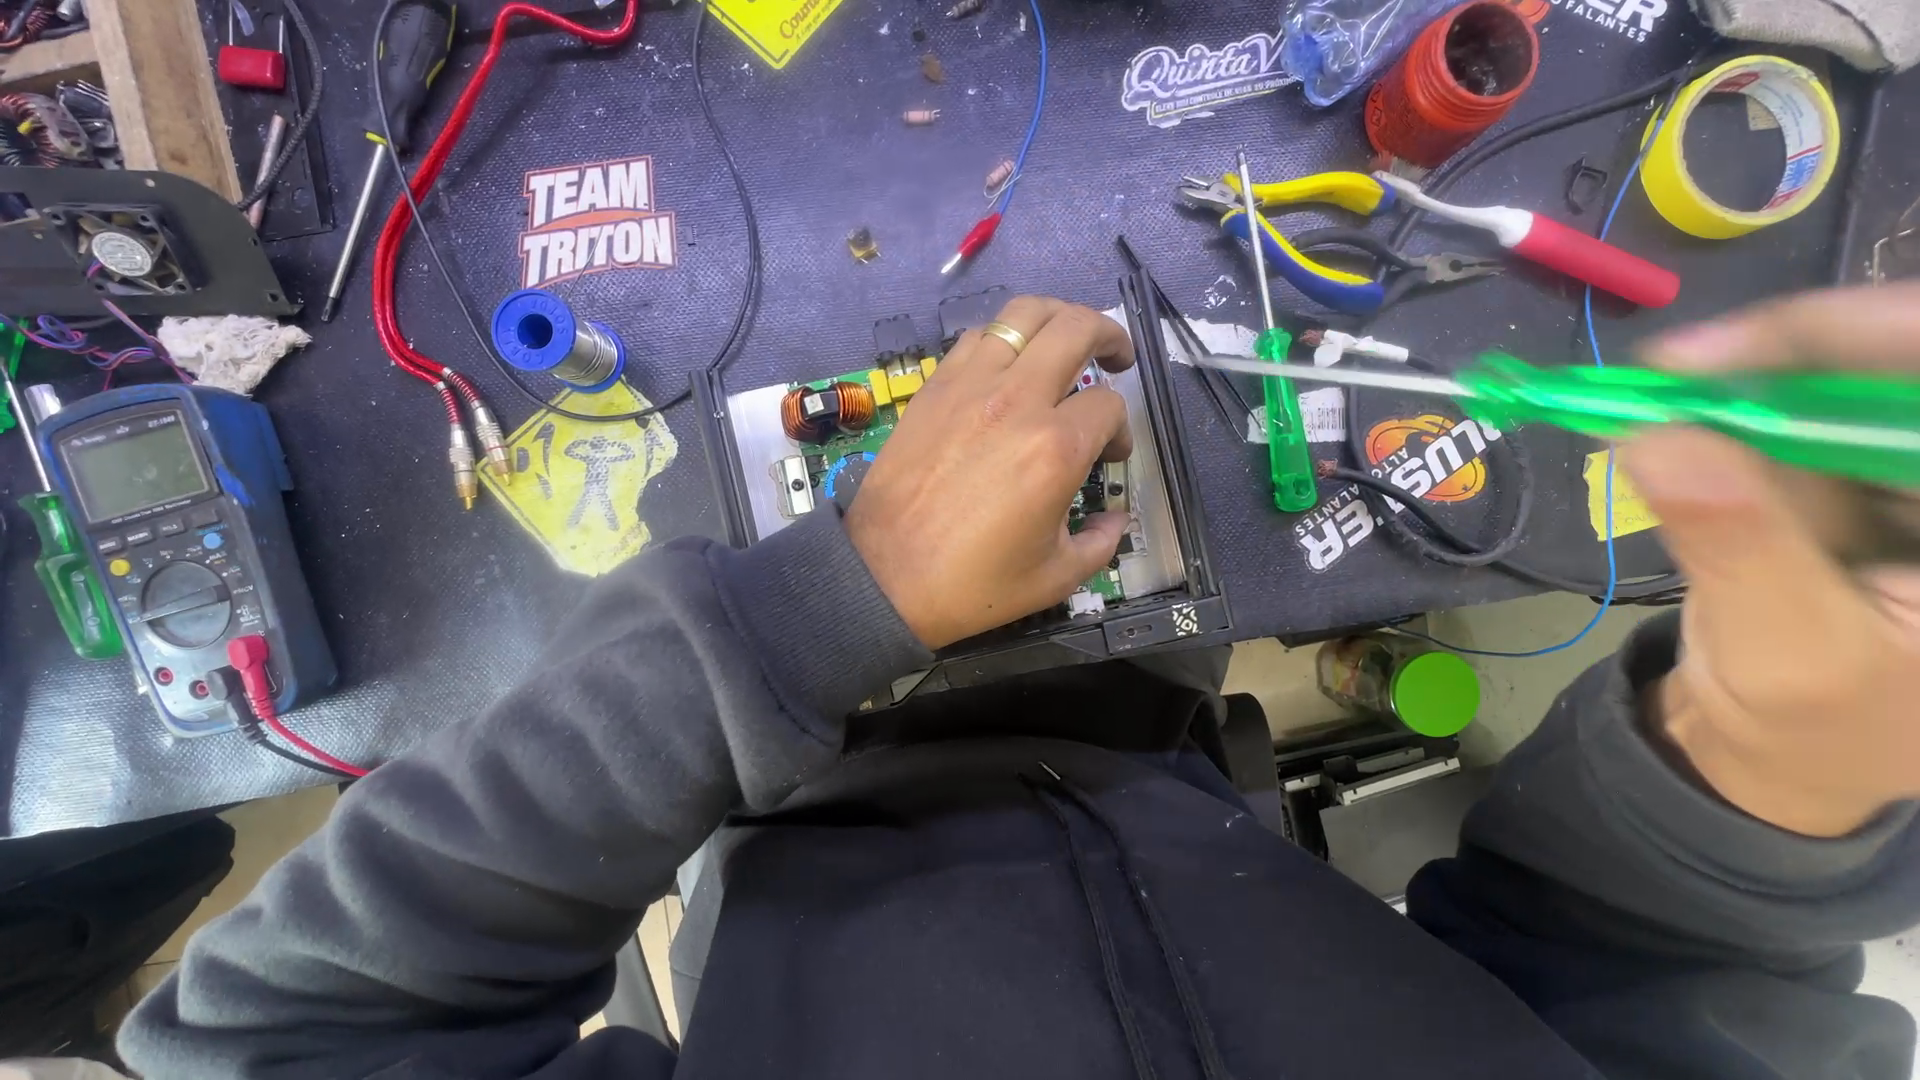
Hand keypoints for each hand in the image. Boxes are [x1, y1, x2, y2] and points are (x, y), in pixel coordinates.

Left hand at [845, 296, 1134, 649]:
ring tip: (1065, 342)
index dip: (1121, 429)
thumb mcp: (1055, 578)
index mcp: (1054, 448)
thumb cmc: (972, 584)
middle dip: (1110, 336)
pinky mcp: (933, 388)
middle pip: (1076, 328)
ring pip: (1023, 315)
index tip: (1110, 454)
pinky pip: (976, 337)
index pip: (1108, 406)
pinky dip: (1003, 339)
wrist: (884, 578)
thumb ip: (1101, 542)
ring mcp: (969, 386)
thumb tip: (1115, 518)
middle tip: (1116, 357)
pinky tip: (1007, 365)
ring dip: (1056, 319)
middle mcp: (1016, 400)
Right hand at [1623, 284, 1919, 837]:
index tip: (1712, 355)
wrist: (1779, 752)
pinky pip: (1805, 415)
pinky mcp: (1867, 478)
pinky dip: (1732, 410)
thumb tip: (1654, 437)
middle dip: (1794, 355)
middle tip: (1668, 370)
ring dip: (1750, 382)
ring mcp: (1916, 479)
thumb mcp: (1780, 648)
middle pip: (1903, 376)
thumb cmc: (1805, 723)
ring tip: (1656, 400)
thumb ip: (1735, 543)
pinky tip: (1680, 421)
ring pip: (1853, 383)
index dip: (1856, 344)